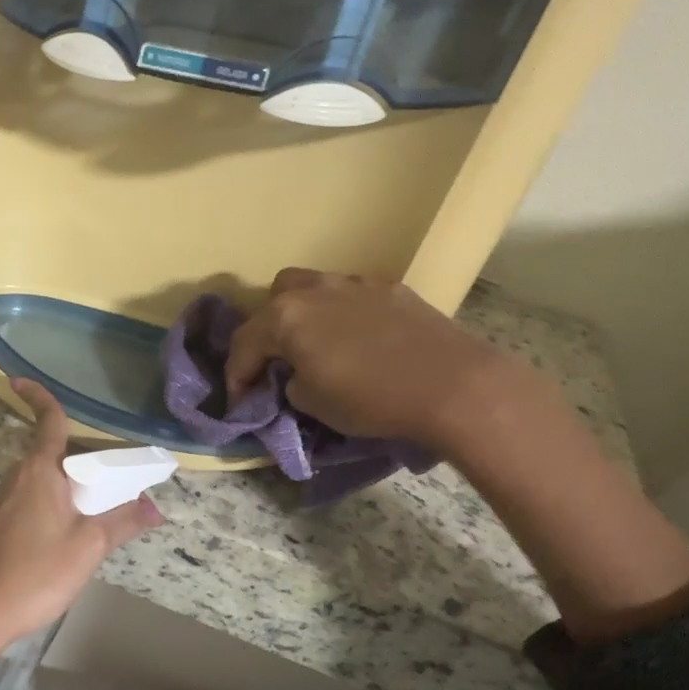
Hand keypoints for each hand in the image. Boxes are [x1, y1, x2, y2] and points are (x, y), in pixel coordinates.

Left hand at [0, 379, 162, 649]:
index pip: (46, 422)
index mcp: (39, 471)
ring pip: (46, 479)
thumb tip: (154, 507)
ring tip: (106, 506)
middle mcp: (19, 478)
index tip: (20, 378)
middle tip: (119, 474)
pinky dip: (60, 502)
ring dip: (73, 484)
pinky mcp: (2, 525)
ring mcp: (7, 503)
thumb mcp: (89, 546)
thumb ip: (123, 522)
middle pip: (54, 453)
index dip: (38, 396)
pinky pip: (38, 499)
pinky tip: (77, 531)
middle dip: (84, 458)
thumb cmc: (36, 571)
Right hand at [223, 268, 541, 453]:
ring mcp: (357, 285)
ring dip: (304, 316)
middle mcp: (315, 290)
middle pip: (274, 301)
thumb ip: (290, 383)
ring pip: (314, 289)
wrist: (452, 385)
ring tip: (314, 347)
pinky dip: (342, 317)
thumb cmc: (369, 399)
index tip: (239, 404)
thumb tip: (294, 376)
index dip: (236, 378)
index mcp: (285, 318)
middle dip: (266, 332)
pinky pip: (351, 297)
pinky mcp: (393, 291)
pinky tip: (356, 343)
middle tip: (275, 364)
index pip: (243, 344)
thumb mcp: (310, 404)